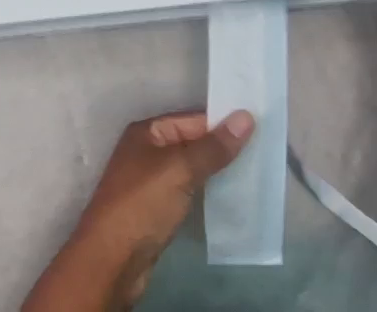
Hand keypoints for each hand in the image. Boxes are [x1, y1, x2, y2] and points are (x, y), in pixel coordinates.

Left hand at [35, 111, 252, 308]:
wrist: (112, 260)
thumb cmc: (142, 204)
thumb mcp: (180, 169)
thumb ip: (214, 146)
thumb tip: (246, 116)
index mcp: (147, 132)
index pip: (193, 119)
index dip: (223, 123)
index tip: (260, 127)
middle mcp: (147, 151)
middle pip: (193, 143)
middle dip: (223, 148)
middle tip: (263, 151)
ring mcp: (152, 182)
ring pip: (192, 169)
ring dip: (218, 171)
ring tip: (255, 172)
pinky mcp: (158, 209)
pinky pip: (189, 191)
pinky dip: (208, 192)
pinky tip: (232, 197)